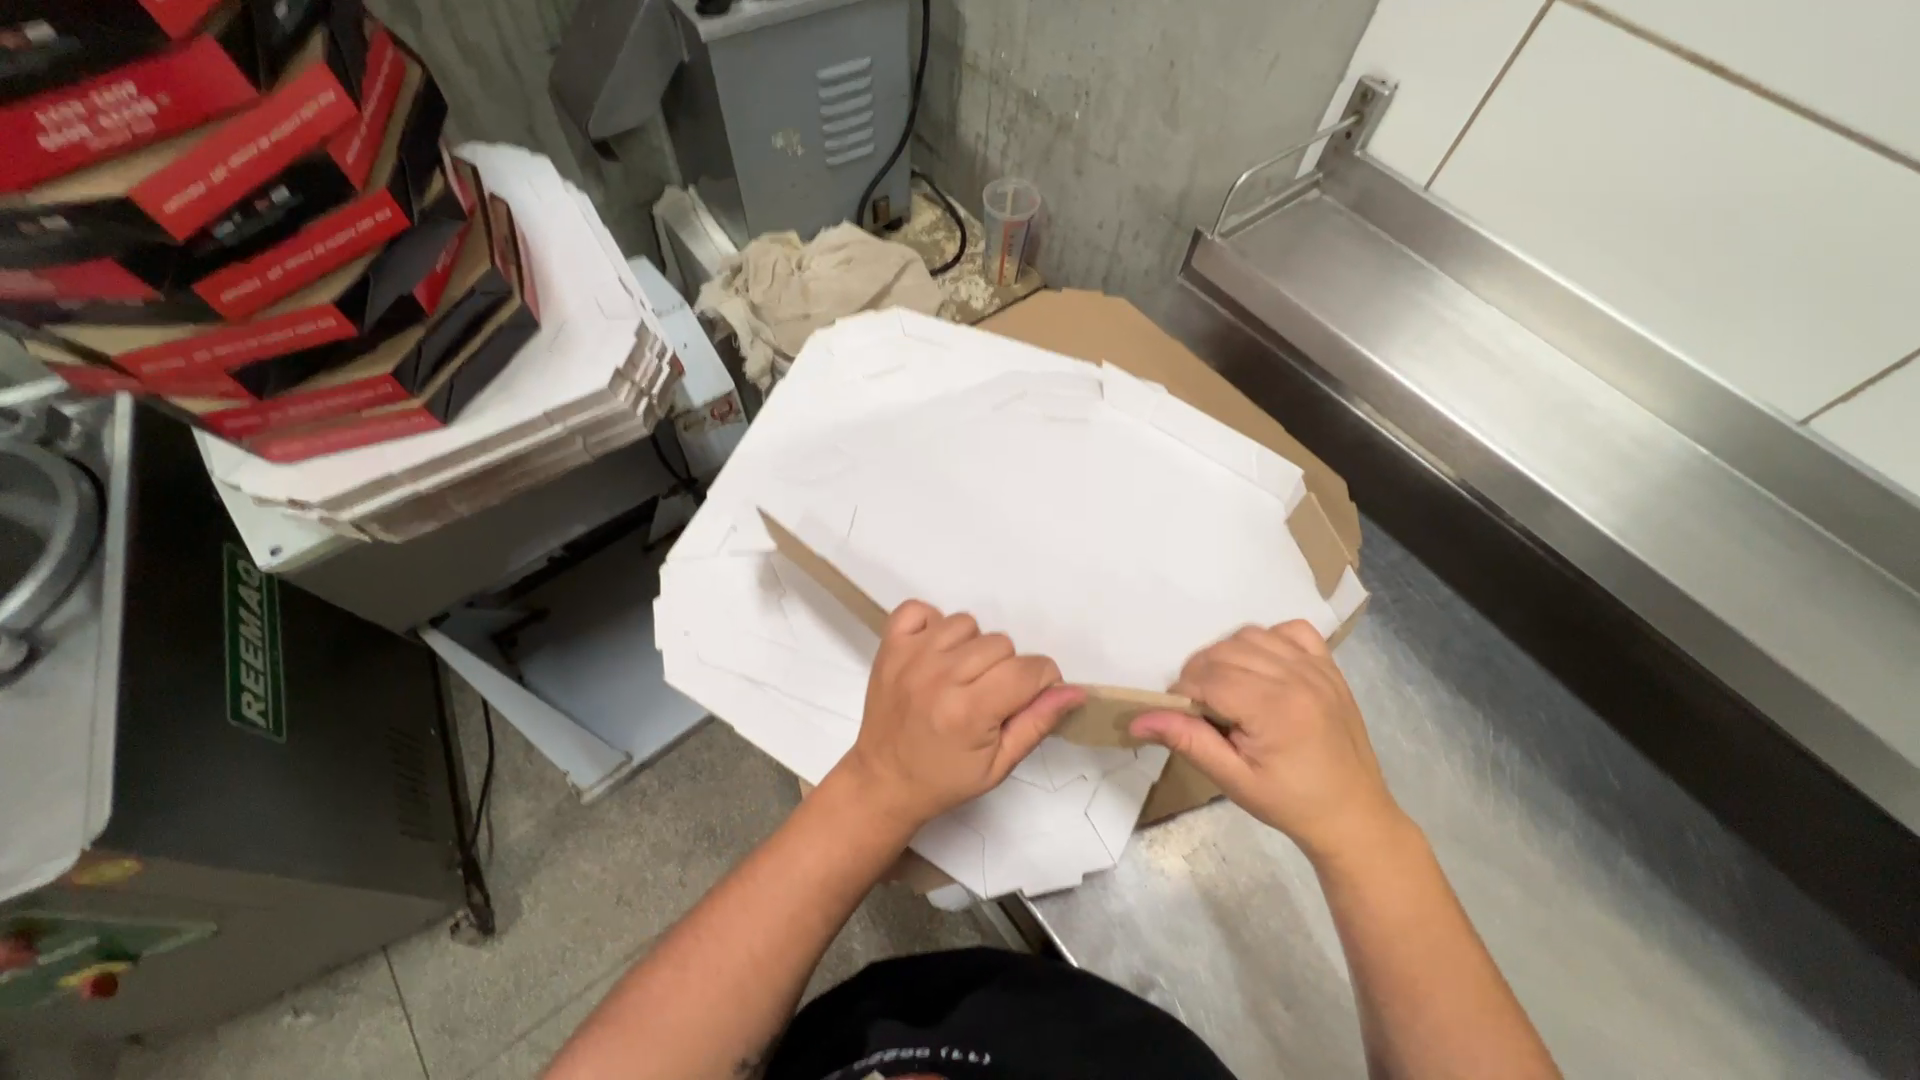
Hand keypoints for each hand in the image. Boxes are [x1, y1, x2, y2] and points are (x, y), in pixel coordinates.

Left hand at [832, 600, 1084, 830]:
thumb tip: (1074, 690)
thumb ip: (1037, 723)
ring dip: (972, 646)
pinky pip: (919, 609)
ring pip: (967, 623)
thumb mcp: (999, 765)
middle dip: (1006, 669)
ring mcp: (910, 657)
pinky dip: (932, 624)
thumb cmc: (944, 779)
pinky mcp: (889, 646)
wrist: (883, 780)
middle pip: (1001, 643)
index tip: (1030, 697)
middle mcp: (939, 677)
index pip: (1028, 670)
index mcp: (968, 712)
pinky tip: (935, 653)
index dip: (1042, 681)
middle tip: (989, 697)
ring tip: (961, 677)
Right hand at [1130, 621, 1407, 864]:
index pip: (1208, 677)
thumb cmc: (1289, 802)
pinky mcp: (1329, 667)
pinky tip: (1262, 669)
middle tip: (1201, 709)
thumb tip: (1138, 719)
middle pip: (1225, 651)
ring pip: (1251, 634)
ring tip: (1227, 690)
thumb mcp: (1233, 779)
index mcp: (1274, 709)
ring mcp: (1316, 668)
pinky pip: (1291, 630)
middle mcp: (1297, 677)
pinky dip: (1268, 640)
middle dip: (1200, 674)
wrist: (1351, 814)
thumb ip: (1187, 740)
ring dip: (1228, 655)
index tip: (1181, 717)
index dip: (1183, 693)